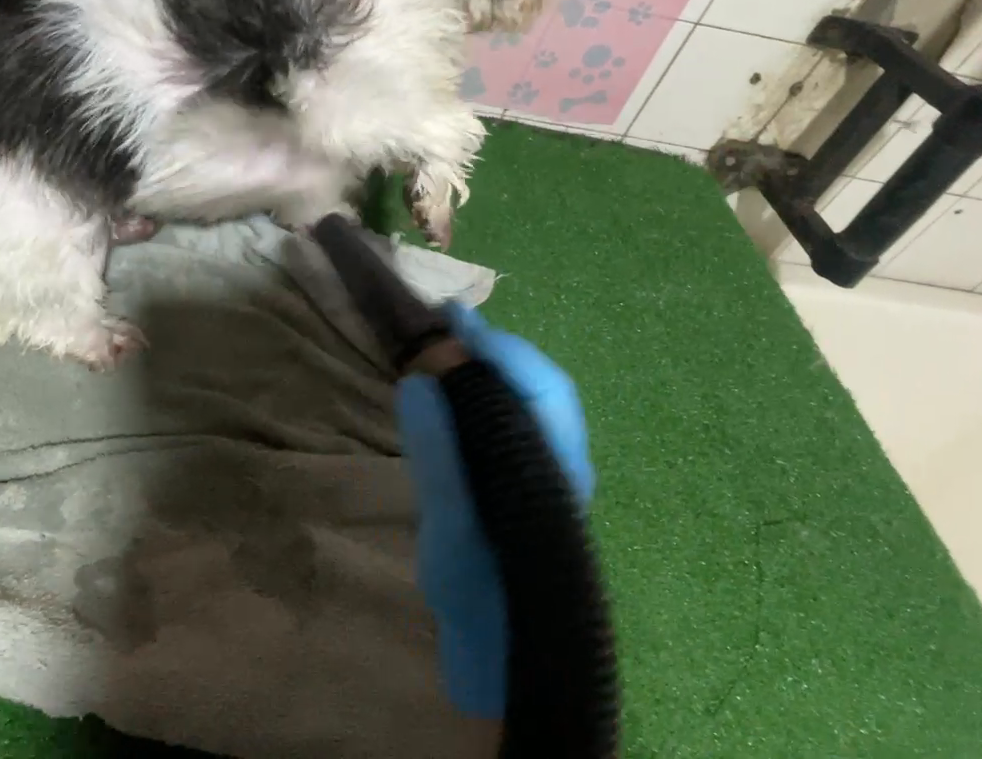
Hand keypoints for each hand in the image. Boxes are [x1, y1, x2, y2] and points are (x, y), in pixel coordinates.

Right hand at [396, 302, 592, 717]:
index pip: (539, 390)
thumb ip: (440, 460)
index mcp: (556, 472)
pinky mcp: (522, 487)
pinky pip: (507, 425)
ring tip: (443, 348)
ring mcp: (543, 476)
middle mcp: (560, 466)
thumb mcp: (452, 537)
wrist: (502, 662)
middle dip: (493, 351)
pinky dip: (481, 398)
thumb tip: (421, 381)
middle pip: (537, 390)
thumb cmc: (481, 604)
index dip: (497, 350)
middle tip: (442, 324)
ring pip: (524, 405)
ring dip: (487, 371)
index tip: (450, 319)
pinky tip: (452, 396)